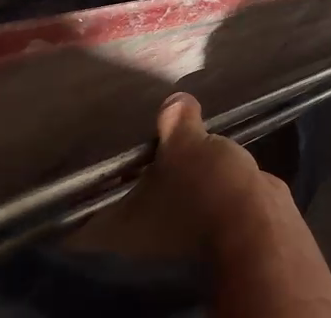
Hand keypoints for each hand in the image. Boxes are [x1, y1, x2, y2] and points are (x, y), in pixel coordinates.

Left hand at [66, 92, 290, 260]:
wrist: (253, 217)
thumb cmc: (203, 189)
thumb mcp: (185, 145)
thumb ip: (174, 121)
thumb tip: (174, 100)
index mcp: (109, 223)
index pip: (77, 203)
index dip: (80, 176)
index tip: (89, 147)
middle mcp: (130, 231)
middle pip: (120, 188)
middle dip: (132, 160)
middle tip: (133, 126)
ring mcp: (165, 226)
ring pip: (157, 187)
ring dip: (167, 164)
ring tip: (171, 129)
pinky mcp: (197, 218)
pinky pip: (185, 188)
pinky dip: (191, 171)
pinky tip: (202, 145)